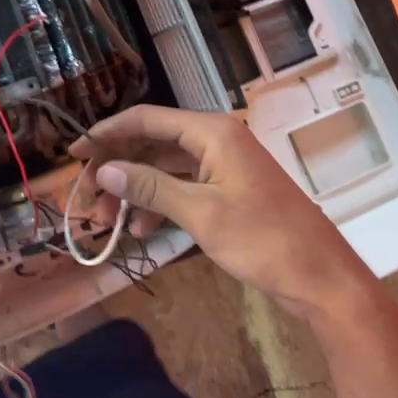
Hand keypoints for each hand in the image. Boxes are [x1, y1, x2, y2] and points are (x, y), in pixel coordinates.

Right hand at [69, 105, 375, 320]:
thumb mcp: (201, 214)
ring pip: (163, 168)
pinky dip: (157, 204)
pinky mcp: (227, 191)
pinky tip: (138, 230)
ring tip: (105, 221)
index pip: (147, 120)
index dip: (107, 133)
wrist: (322, 278)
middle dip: (117, 168)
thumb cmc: (263, 239)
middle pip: (152, 143)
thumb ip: (150, 187)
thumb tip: (105, 169)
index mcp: (212, 132)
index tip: (75, 153)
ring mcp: (222, 166)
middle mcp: (215, 140)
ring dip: (133, 191)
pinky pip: (181, 187)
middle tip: (88, 196)